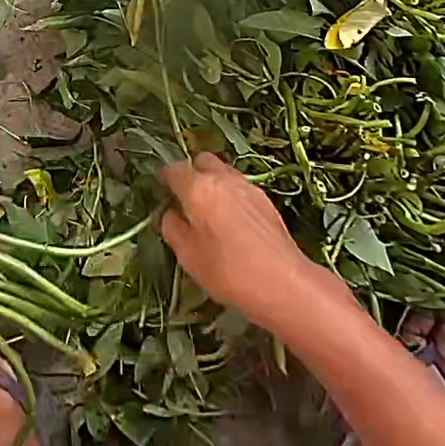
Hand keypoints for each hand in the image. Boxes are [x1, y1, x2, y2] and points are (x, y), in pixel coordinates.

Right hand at [157, 153, 346, 331]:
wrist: (284, 284)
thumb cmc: (228, 271)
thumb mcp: (188, 256)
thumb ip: (172, 228)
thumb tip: (167, 213)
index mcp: (199, 188)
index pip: (175, 169)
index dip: (164, 177)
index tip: (160, 188)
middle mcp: (223, 178)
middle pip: (202, 161)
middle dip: (191, 172)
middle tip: (184, 196)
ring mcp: (247, 186)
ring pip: (223, 171)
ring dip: (211, 182)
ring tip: (207, 210)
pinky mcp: (265, 199)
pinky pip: (239, 186)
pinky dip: (229, 193)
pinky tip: (230, 220)